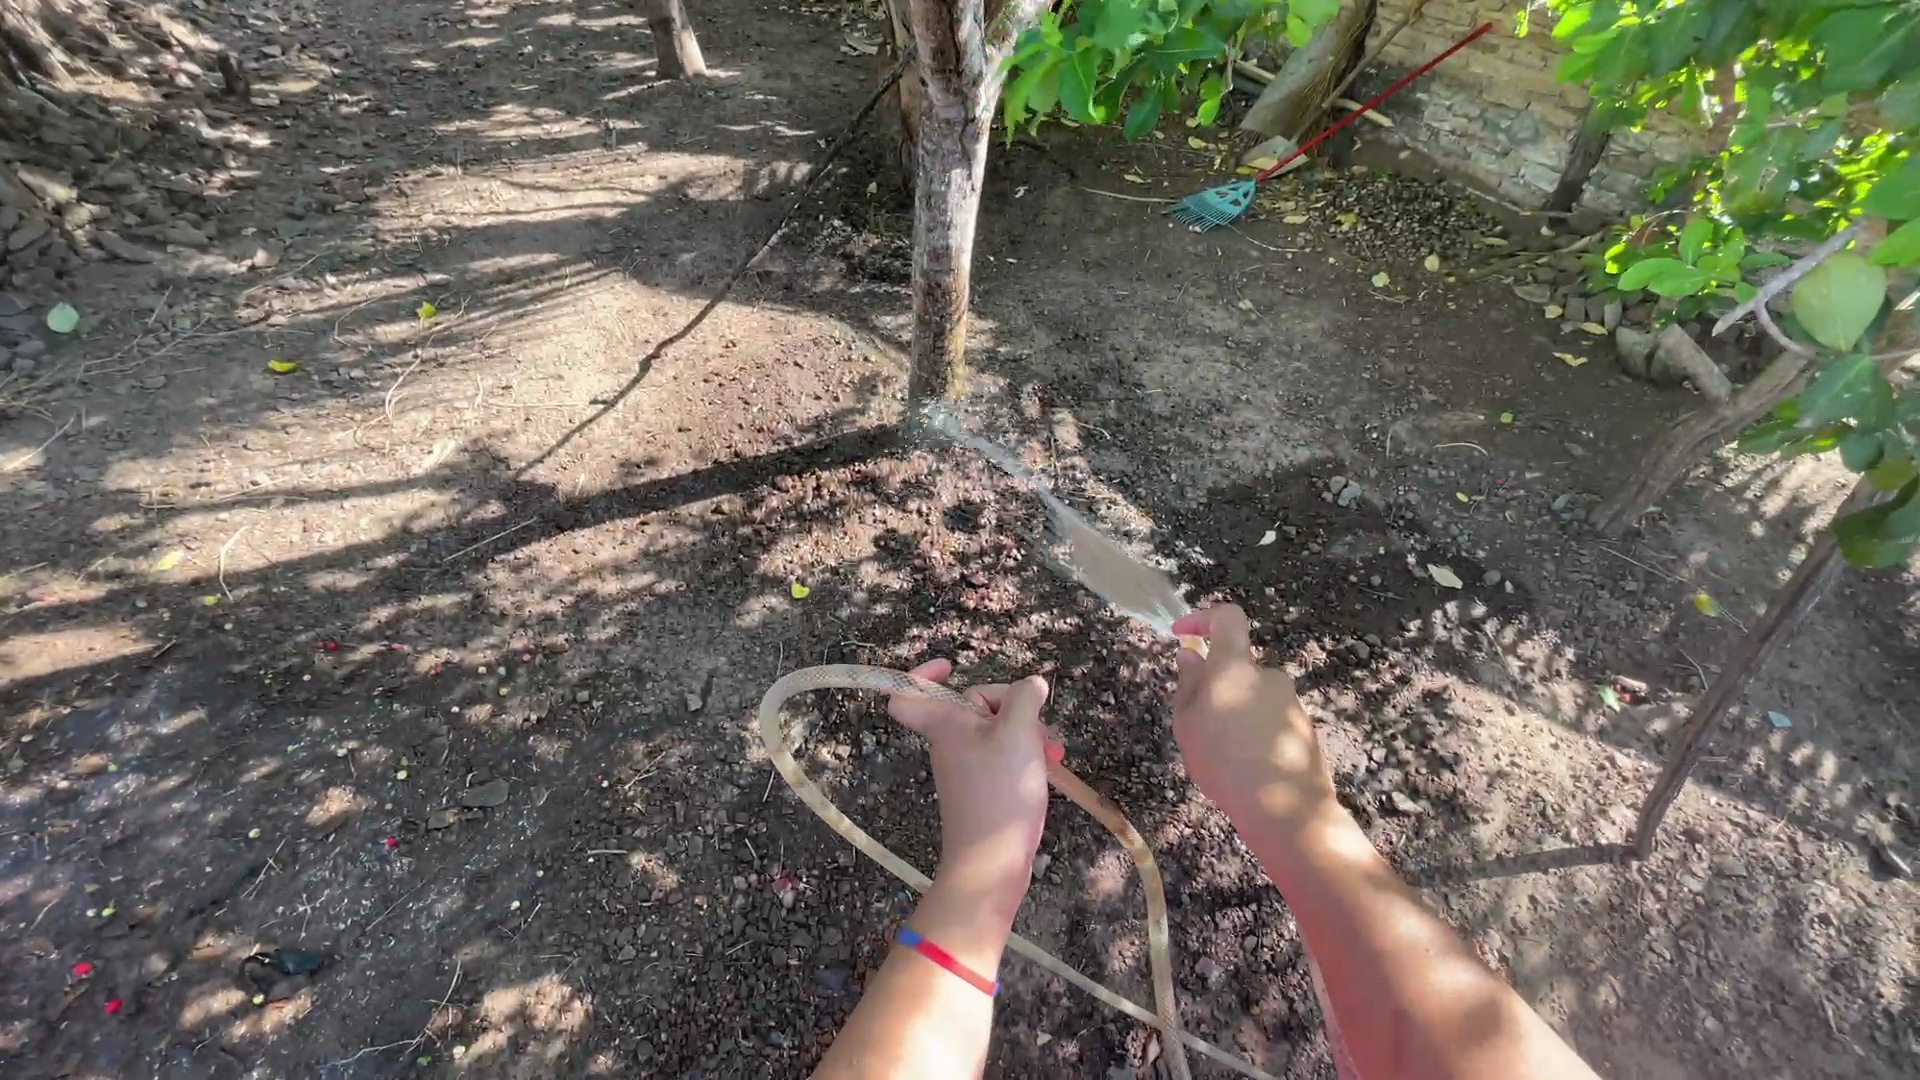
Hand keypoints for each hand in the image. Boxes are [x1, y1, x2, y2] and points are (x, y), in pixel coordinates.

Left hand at [888, 660, 1060, 917]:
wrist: (991, 864)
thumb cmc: (999, 793)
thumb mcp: (1018, 734)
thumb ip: (1025, 699)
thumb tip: (1032, 684)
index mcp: (945, 722)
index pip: (906, 692)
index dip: (920, 673)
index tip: (950, 667)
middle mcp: (949, 739)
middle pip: (974, 703)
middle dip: (1012, 706)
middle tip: (1037, 729)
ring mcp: (965, 763)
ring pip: (995, 729)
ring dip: (1027, 732)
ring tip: (1051, 752)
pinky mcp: (981, 785)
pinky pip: (1001, 753)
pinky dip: (1024, 753)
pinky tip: (1047, 766)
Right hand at [1170, 604, 1339, 831]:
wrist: (1286, 809)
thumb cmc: (1223, 760)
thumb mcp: (1188, 723)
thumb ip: (1189, 683)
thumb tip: (1190, 654)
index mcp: (1236, 666)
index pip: (1227, 617)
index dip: (1203, 618)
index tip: (1183, 635)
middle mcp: (1268, 675)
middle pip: (1238, 665)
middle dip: (1217, 684)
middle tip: (1200, 720)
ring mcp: (1291, 701)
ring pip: (1254, 694)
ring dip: (1237, 711)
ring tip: (1224, 750)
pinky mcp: (1305, 727)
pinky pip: (1271, 716)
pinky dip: (1256, 730)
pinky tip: (1248, 764)